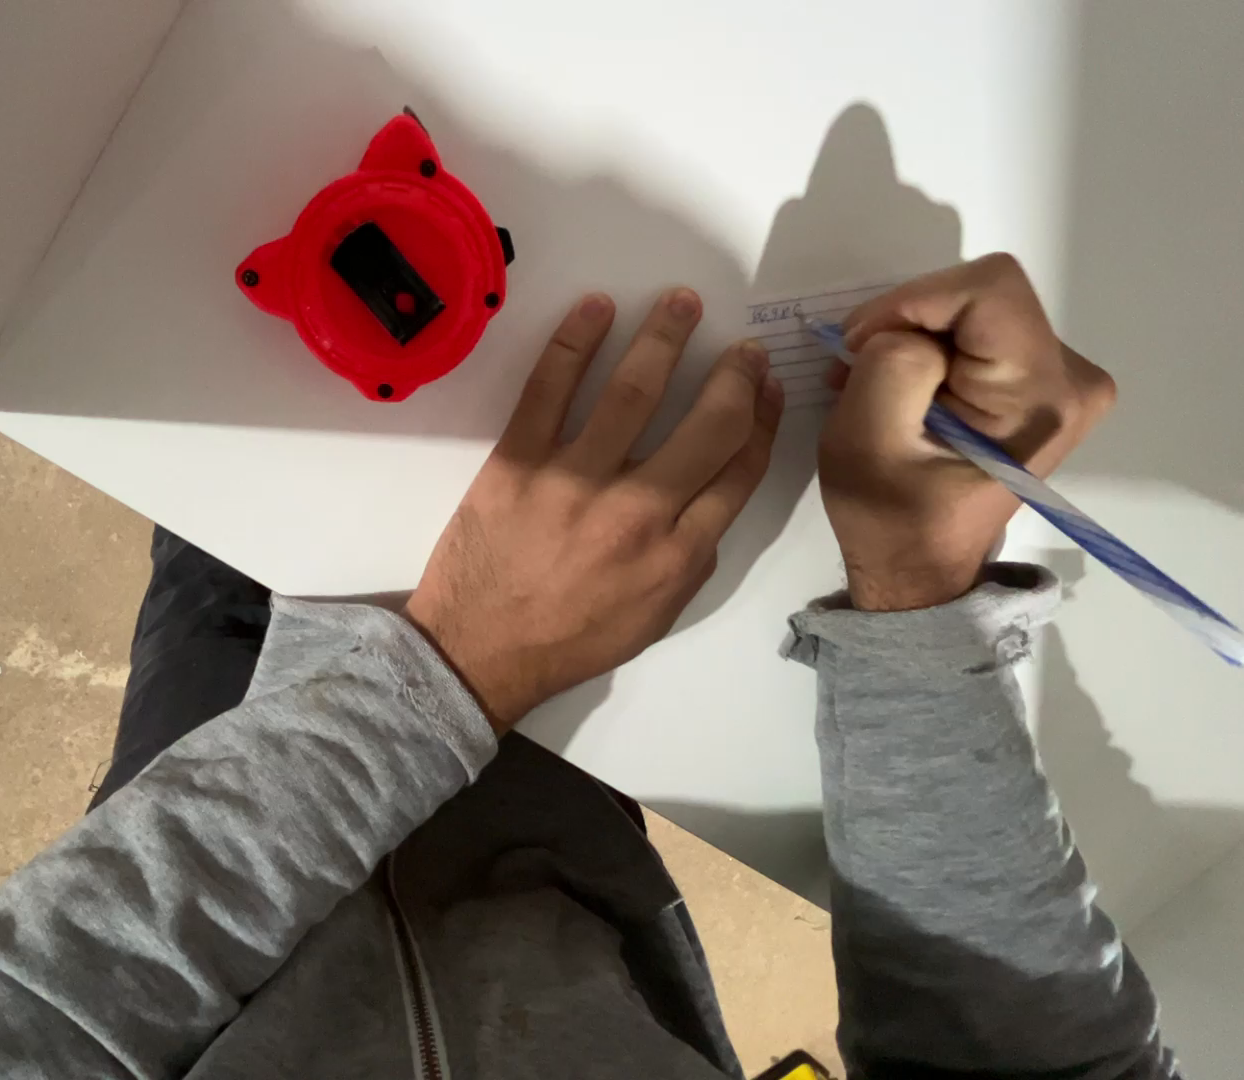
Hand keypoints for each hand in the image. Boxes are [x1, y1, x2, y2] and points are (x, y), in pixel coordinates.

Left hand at [405, 289, 783, 732]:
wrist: (480, 650)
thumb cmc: (569, 639)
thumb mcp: (654, 617)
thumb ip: (692, 555)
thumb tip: (714, 490)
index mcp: (677, 553)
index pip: (739, 468)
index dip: (761, 418)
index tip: (763, 387)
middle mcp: (637, 511)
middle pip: (707, 423)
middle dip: (734, 374)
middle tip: (740, 344)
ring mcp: (574, 480)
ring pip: (633, 391)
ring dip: (663, 337)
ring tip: (680, 302)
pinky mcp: (517, 462)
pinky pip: (548, 390)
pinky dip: (573, 342)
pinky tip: (594, 309)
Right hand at [820, 253, 1115, 610]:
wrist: (918, 566)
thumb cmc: (888, 516)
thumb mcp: (865, 442)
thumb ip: (890, 366)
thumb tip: (903, 330)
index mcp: (1039, 395)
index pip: (986, 289)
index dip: (909, 301)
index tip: (856, 345)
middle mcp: (1072, 378)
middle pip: (981, 297)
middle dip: (904, 324)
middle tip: (851, 369)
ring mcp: (1061, 381)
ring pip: (974, 312)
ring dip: (909, 340)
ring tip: (865, 386)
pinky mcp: (1038, 385)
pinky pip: (977, 335)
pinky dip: (925, 352)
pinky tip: (895, 390)